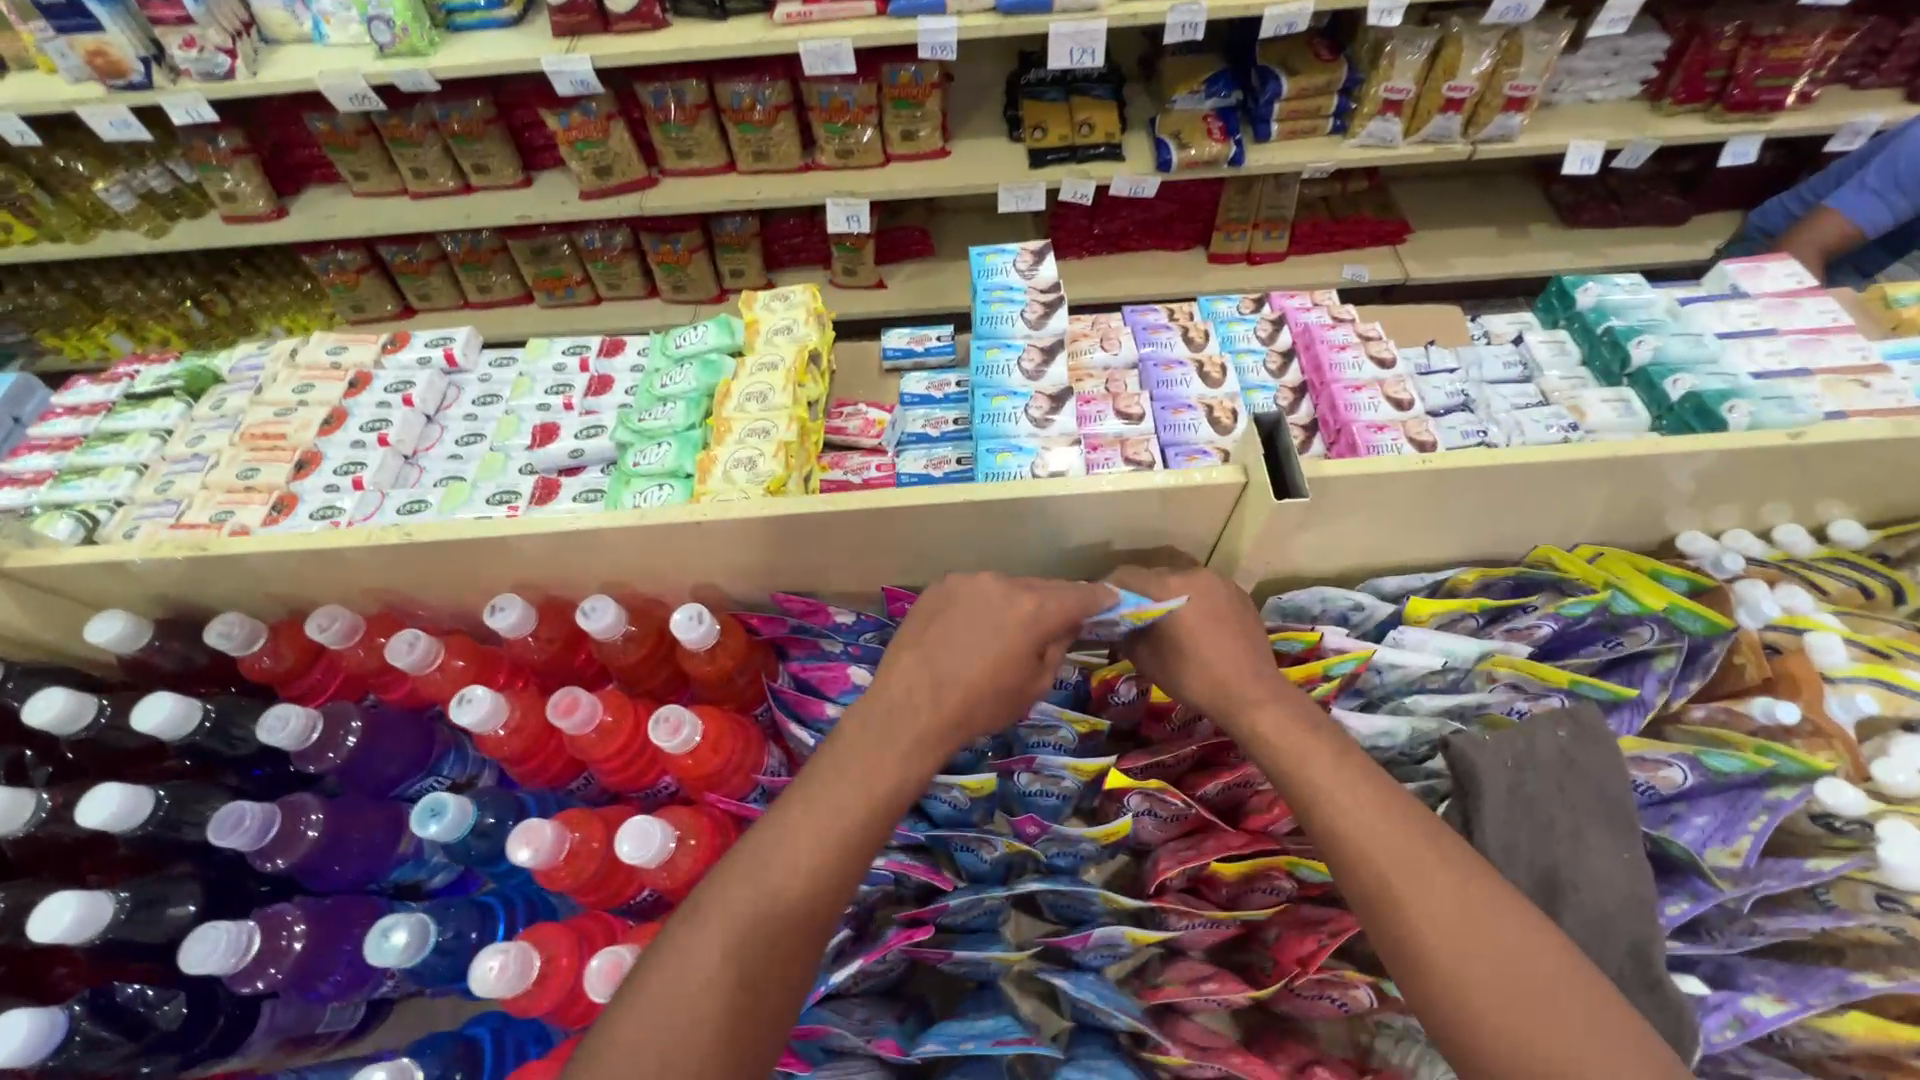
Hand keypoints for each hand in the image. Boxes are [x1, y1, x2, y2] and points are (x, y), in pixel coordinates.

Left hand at [859, 573, 1111, 763]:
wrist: (911, 707)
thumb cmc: (980, 706)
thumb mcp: (1034, 686)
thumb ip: (1056, 647)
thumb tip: (1063, 626)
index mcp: (1036, 609)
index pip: (1082, 595)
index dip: (1100, 599)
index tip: (1111, 601)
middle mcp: (1004, 583)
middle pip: (1042, 588)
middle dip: (1054, 604)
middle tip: (1057, 623)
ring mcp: (967, 581)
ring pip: (1005, 588)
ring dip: (1014, 604)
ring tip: (1004, 634)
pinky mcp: (939, 586)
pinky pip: (974, 592)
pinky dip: (982, 606)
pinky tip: (970, 632)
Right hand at [1106, 565, 1305, 734]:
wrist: (1251, 694)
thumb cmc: (1193, 678)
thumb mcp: (1146, 660)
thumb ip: (1127, 633)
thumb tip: (1120, 624)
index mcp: (1168, 586)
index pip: (1126, 575)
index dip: (1110, 588)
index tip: (1103, 606)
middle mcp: (1194, 573)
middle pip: (1156, 574)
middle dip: (1141, 591)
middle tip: (1133, 614)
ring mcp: (1221, 581)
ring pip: (1183, 579)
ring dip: (1169, 593)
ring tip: (1166, 618)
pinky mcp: (1239, 594)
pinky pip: (1206, 589)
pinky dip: (1193, 600)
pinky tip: (1195, 624)